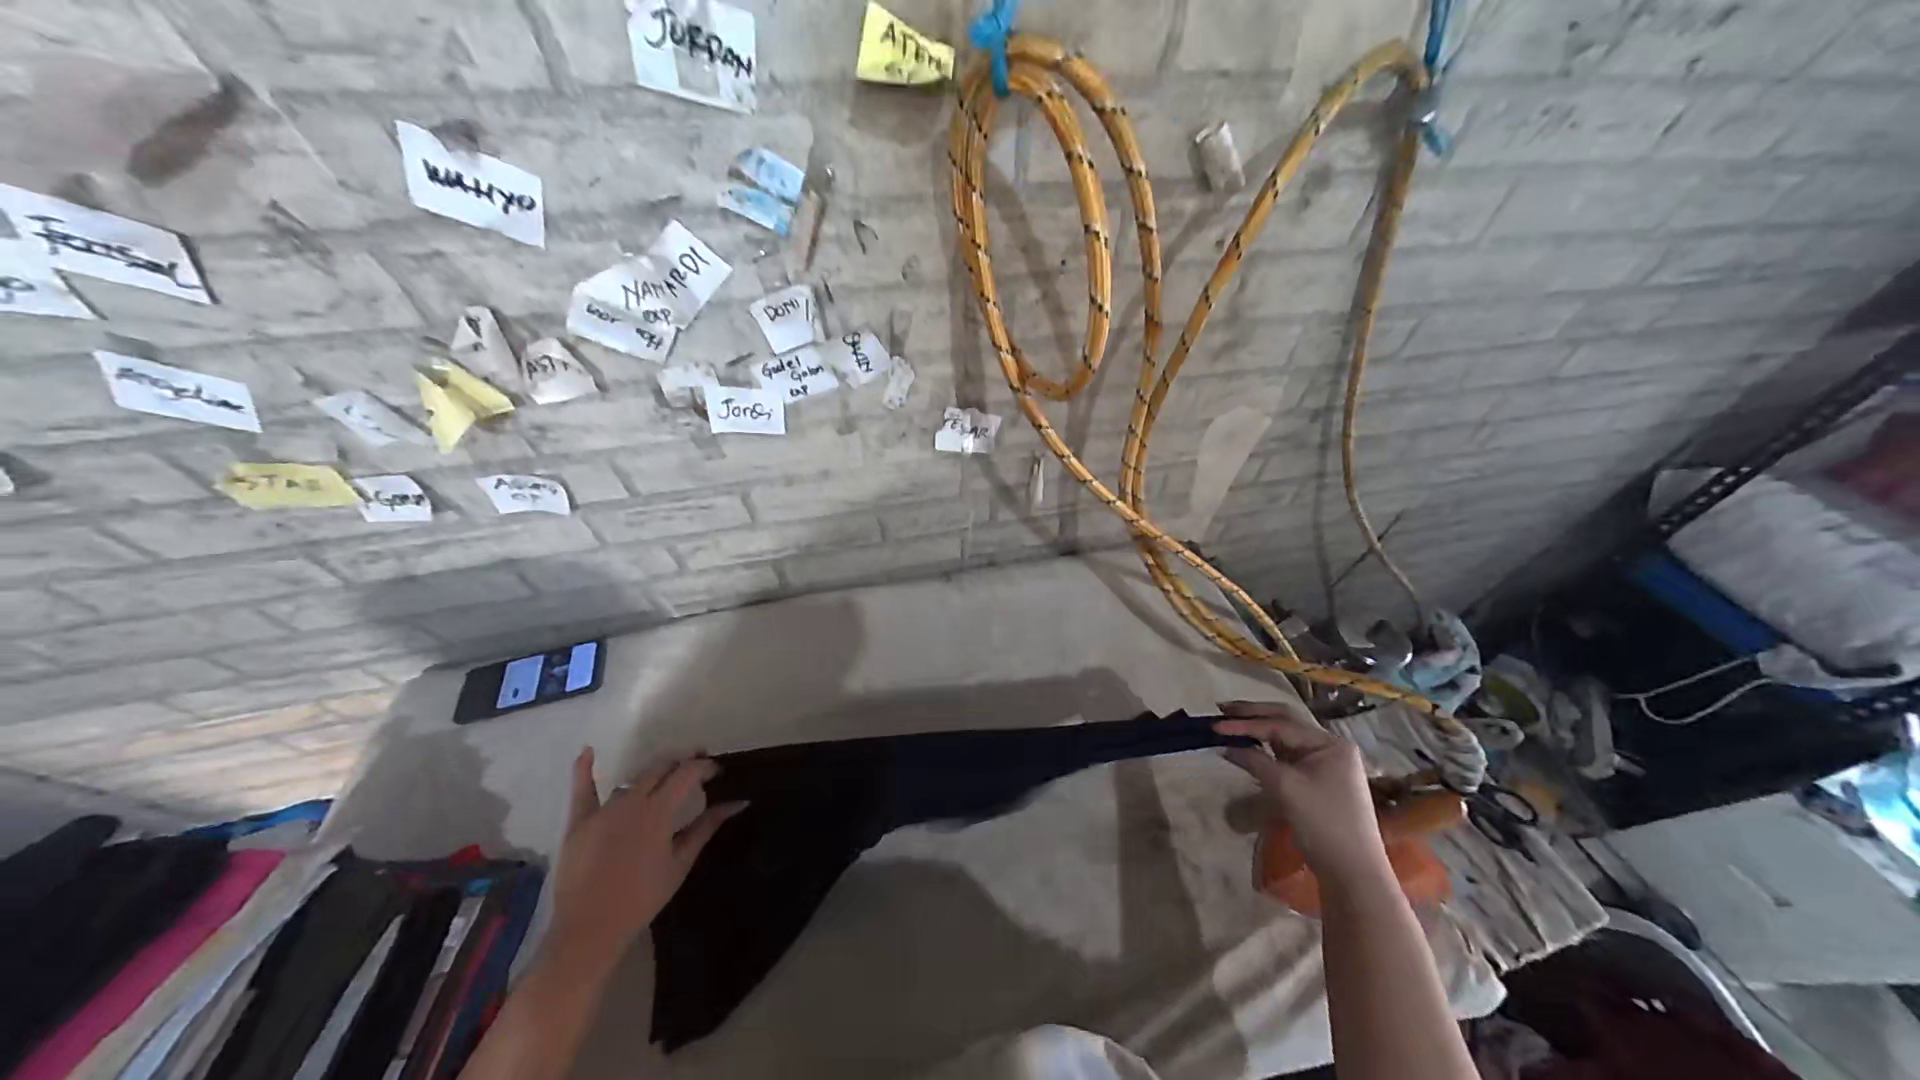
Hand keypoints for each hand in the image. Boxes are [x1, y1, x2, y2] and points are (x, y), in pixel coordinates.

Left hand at [548, 747, 745, 957]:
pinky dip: (584, 769)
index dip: (704, 766)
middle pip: (660, 768)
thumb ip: (707, 826)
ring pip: (631, 779)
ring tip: (665, 776)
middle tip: (697, 766)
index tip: (717, 770)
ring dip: (651, 774)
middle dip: (681, 762)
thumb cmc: (643, 898)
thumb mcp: (681, 862)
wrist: (589, 930)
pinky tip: (588, 751)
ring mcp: (602, 809)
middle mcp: (630, 801)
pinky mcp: (578, 822)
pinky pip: (581, 789)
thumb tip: (738, 802)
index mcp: (658, 810)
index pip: (687, 773)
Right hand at [1214, 700, 1388, 884]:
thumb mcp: (1285, 788)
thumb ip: (1254, 760)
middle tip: (1221, 709)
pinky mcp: (1316, 780)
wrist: (1352, 871)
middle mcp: (1329, 747)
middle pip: (1285, 722)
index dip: (1246, 724)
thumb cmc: (1323, 823)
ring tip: (1230, 721)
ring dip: (1258, 729)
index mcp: (1330, 743)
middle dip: (1253, 715)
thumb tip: (1227, 747)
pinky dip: (1265, 748)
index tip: (1215, 726)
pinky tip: (1248, 745)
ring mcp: (1324, 763)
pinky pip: (1287, 755)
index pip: (1281, 725)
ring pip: (1285, 738)